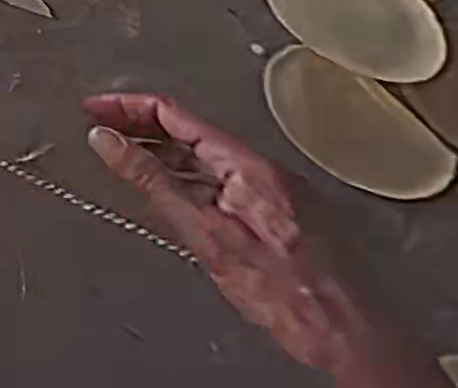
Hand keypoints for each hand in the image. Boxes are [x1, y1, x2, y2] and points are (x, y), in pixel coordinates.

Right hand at [83, 94, 446, 387]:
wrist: (363, 350)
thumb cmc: (292, 298)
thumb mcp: (205, 234)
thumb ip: (152, 180)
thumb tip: (106, 140)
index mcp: (248, 165)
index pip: (173, 114)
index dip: (126, 107)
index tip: (94, 110)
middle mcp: (267, 169)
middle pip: (189, 130)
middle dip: (139, 125)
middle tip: (100, 128)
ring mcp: (279, 192)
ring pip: (206, 155)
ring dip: (161, 150)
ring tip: (124, 155)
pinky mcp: (284, 215)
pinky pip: (223, 178)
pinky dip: (187, 175)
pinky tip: (170, 190)